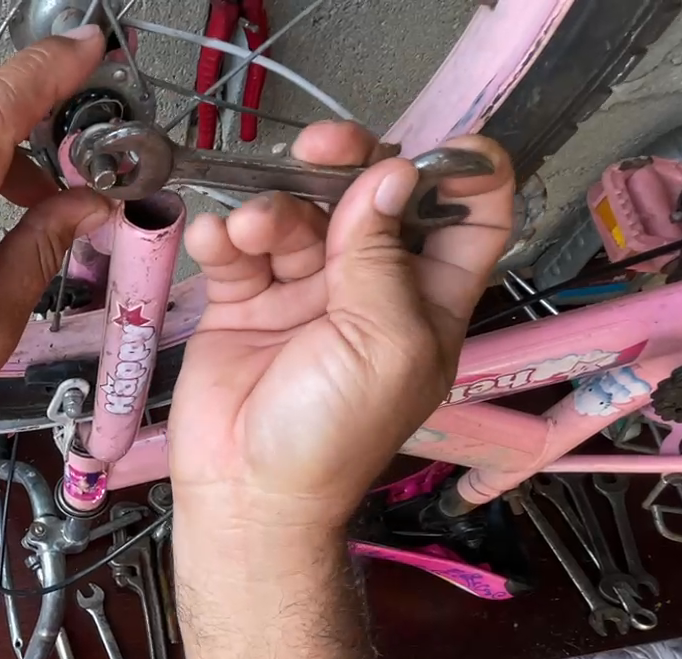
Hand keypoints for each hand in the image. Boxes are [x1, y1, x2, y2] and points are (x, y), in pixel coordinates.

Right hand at [167, 123, 514, 542]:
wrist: (245, 489)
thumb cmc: (328, 434)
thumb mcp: (381, 343)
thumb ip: (382, 258)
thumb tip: (388, 176)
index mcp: (422, 302)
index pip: (465, 220)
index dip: (461, 175)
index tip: (436, 147)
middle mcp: (364, 292)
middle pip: (368, 203)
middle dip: (348, 167)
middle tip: (317, 149)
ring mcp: (297, 299)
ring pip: (295, 223)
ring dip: (272, 211)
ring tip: (247, 228)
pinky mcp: (240, 310)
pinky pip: (238, 257)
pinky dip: (224, 240)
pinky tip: (216, 239)